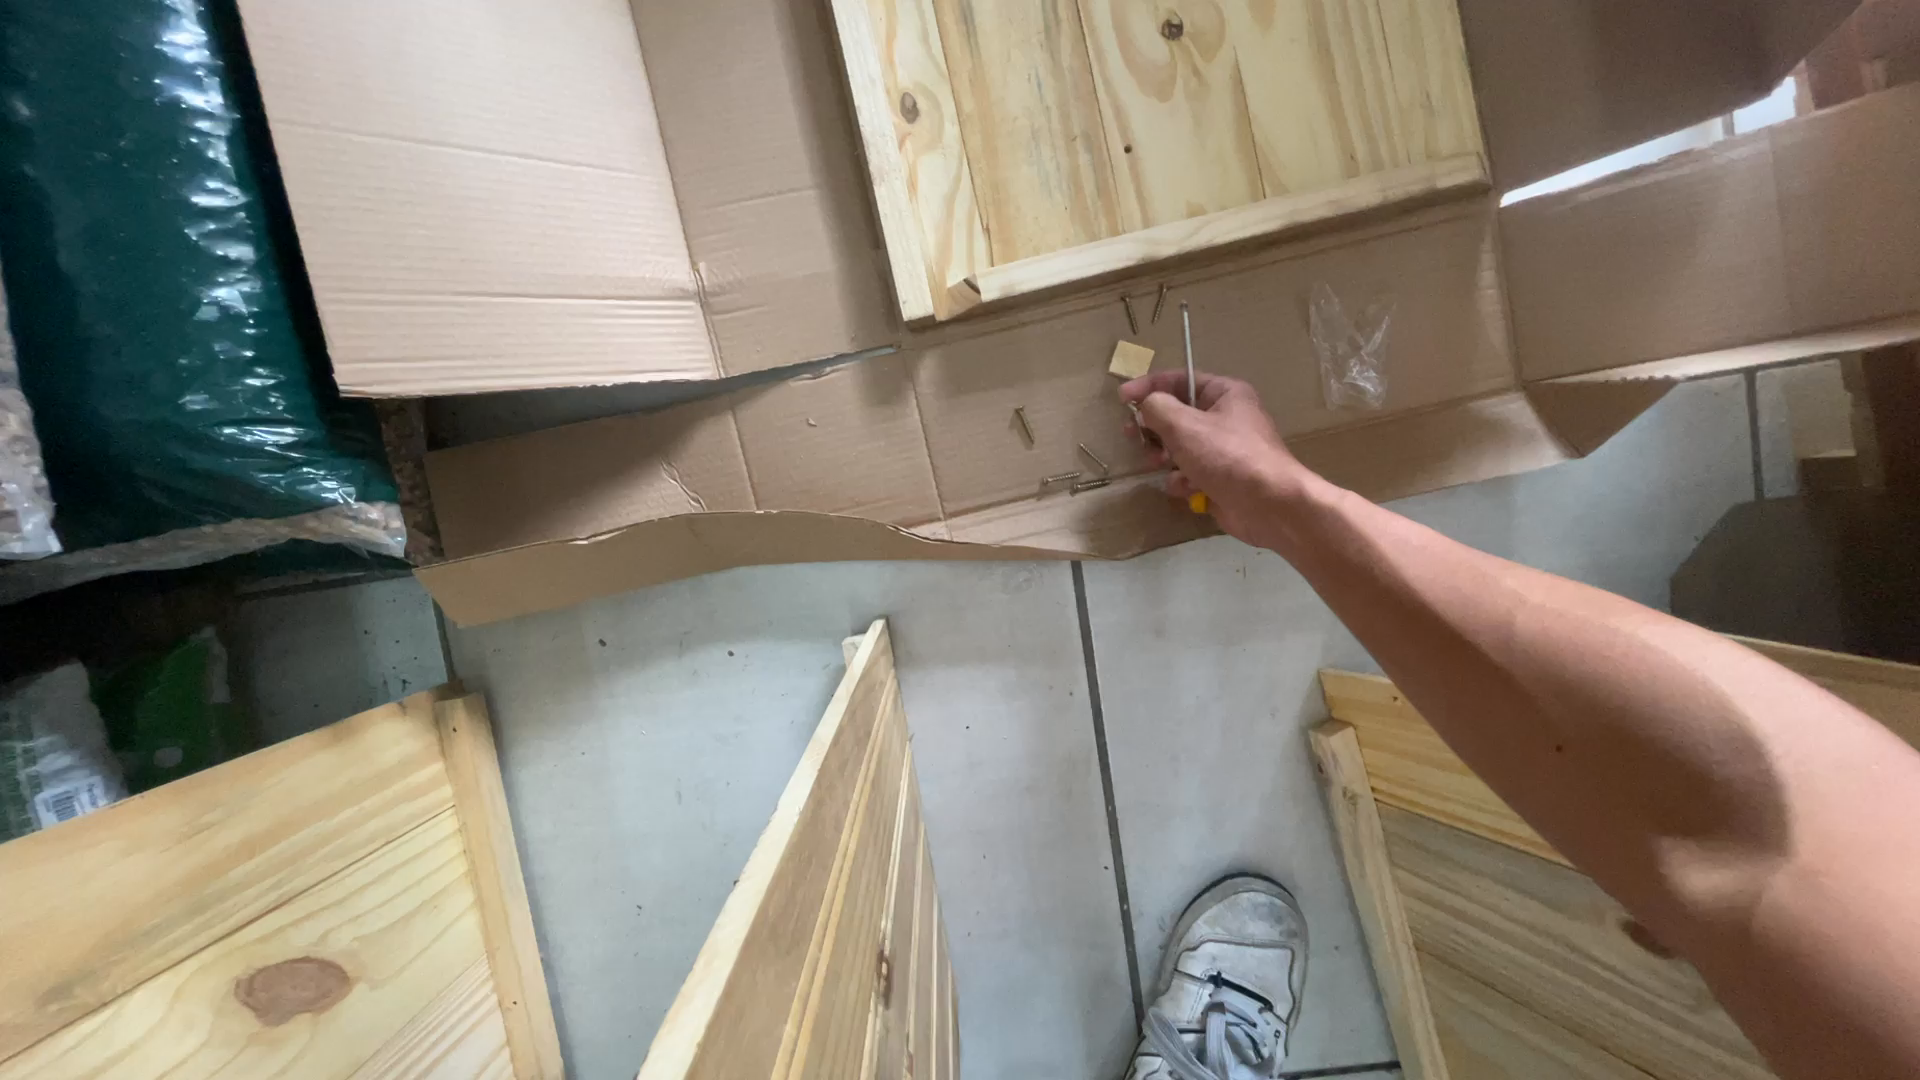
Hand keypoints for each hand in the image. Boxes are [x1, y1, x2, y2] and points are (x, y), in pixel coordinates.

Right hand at [1119, 371, 1316, 549]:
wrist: (1268, 504)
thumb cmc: (1227, 455)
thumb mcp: (1184, 425)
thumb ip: (1157, 408)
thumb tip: (1144, 405)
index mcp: (1225, 394)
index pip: (1180, 380)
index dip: (1148, 386)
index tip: (1121, 398)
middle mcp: (1225, 418)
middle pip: (1176, 415)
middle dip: (1153, 427)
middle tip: (1132, 435)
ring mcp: (1222, 450)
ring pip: (1178, 446)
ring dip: (1164, 456)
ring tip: (1159, 463)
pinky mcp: (1219, 478)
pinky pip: (1188, 473)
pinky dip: (1182, 480)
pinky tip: (1185, 487)